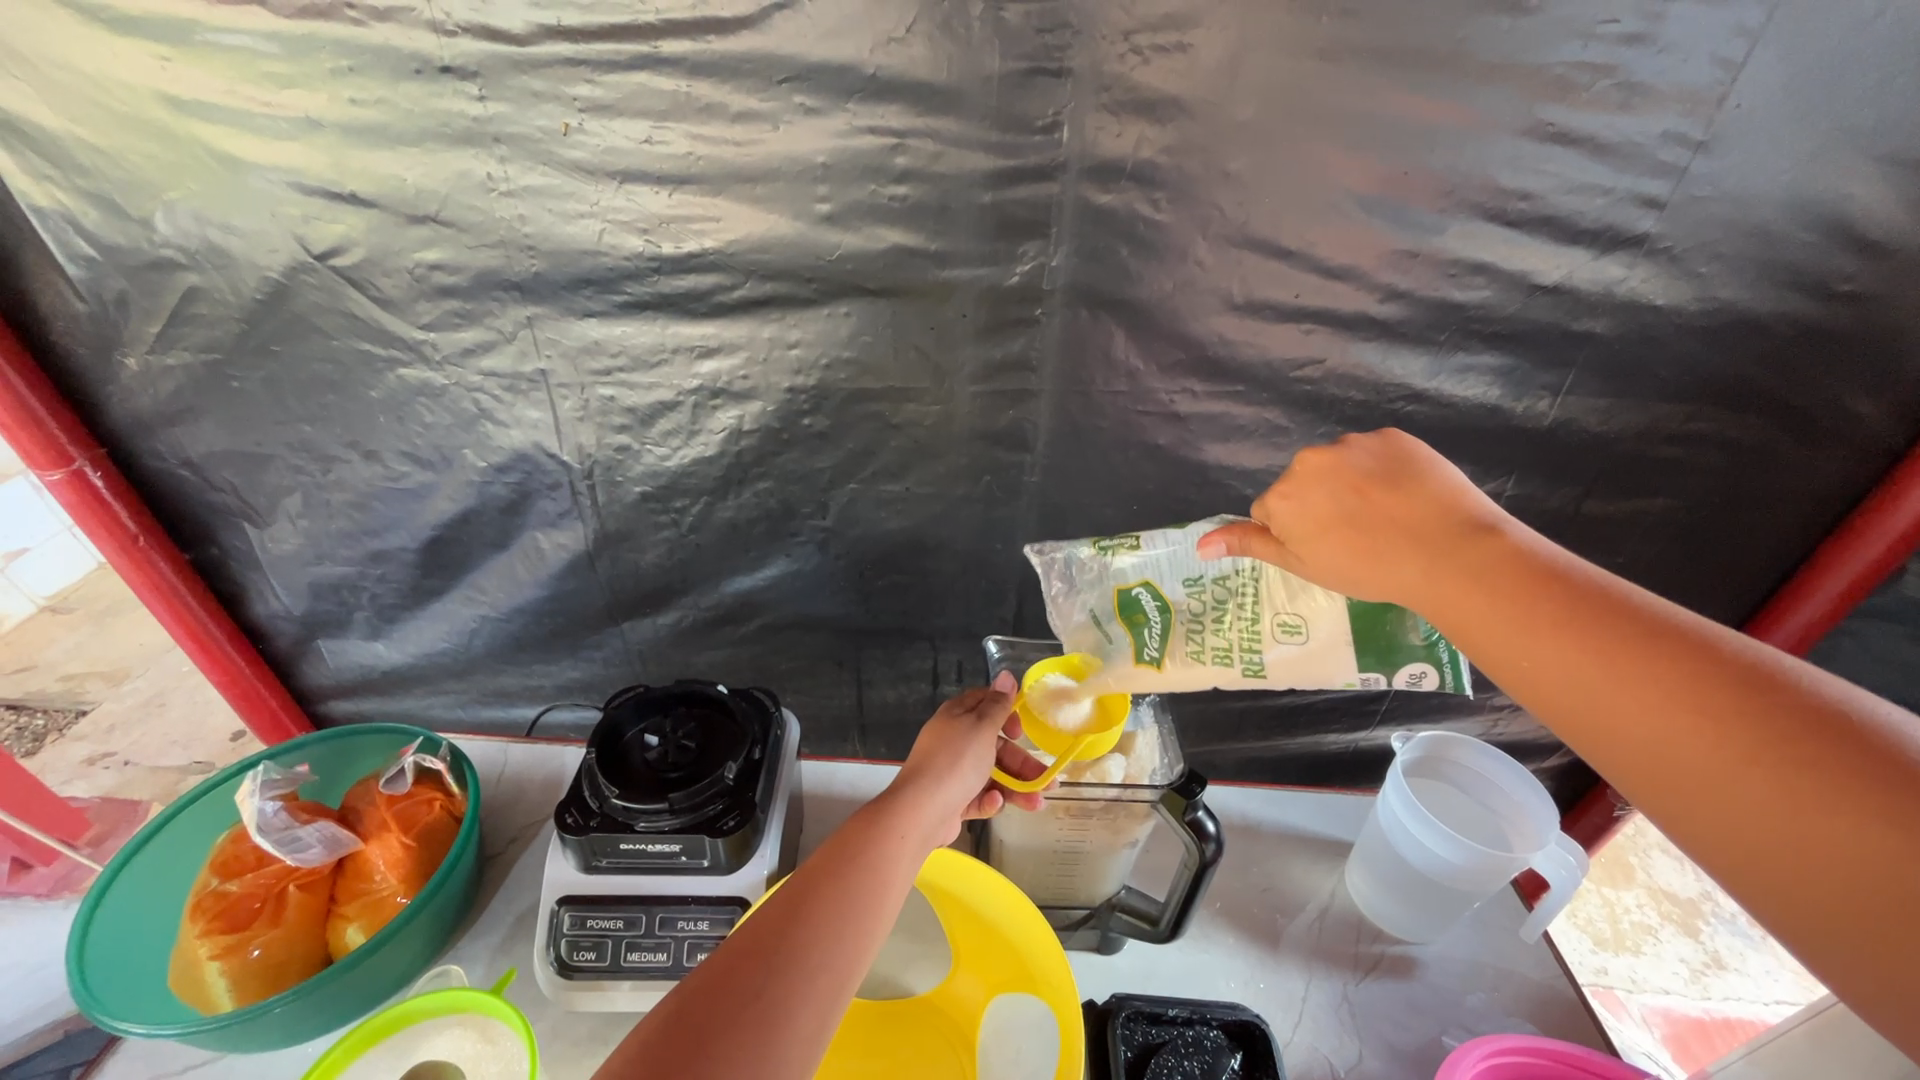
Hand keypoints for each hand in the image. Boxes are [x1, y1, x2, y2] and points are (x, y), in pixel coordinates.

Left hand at [884, 672, 1048, 847]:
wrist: (920, 811)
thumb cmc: (955, 762)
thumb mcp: (981, 727)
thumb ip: (998, 705)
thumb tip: (1007, 674)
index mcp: (957, 716)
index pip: (984, 704)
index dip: (1006, 713)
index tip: (1020, 731)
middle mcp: (954, 741)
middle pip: (994, 746)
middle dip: (1022, 763)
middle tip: (1047, 780)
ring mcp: (952, 772)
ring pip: (991, 776)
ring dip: (1016, 788)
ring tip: (1037, 804)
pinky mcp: (953, 799)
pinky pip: (978, 797)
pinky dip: (990, 801)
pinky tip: (996, 803)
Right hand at [1196, 428, 1520, 608]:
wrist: (1449, 551)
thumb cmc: (1367, 568)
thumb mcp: (1301, 564)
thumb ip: (1250, 544)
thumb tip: (1199, 543)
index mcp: (1282, 495)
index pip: (1273, 510)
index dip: (1298, 533)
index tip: (1327, 549)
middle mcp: (1308, 461)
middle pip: (1302, 483)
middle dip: (1319, 503)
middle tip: (1356, 535)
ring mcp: (1352, 444)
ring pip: (1338, 466)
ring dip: (1350, 485)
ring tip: (1386, 517)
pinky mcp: (1392, 436)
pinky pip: (1375, 453)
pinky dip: (1383, 471)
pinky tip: (1405, 497)